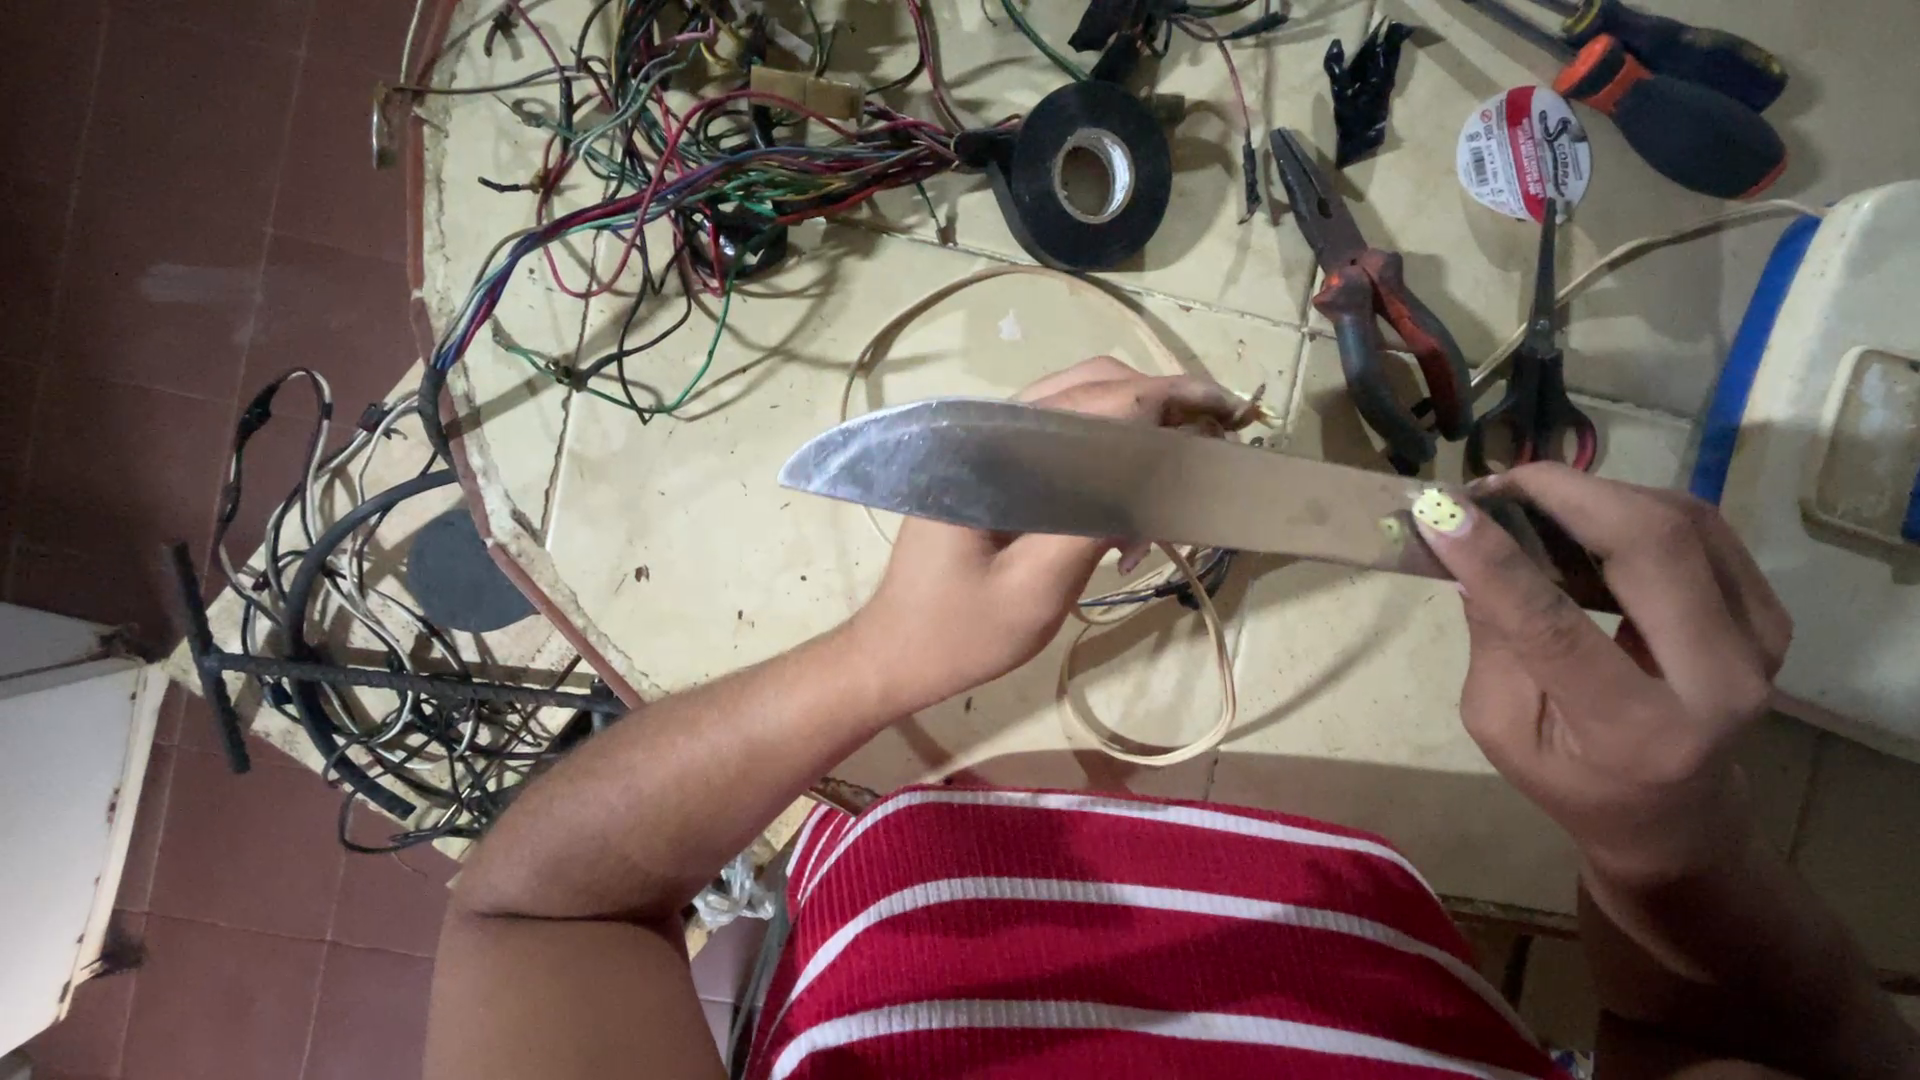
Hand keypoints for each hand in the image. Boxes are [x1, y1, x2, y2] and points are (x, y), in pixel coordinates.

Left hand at [849, 356, 1249, 713]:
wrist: (897, 652)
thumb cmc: (959, 633)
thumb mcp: (1034, 592)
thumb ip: (1090, 523)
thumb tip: (1157, 467)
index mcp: (988, 449)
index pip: (1094, 402)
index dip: (1167, 401)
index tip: (1227, 418)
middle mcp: (987, 429)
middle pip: (1090, 387)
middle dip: (1160, 401)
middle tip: (1218, 437)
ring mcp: (989, 446)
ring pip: (1080, 406)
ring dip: (1136, 424)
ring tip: (1183, 466)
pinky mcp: (995, 470)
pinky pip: (1062, 439)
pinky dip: (1106, 453)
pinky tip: (1130, 504)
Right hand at [1411, 464, 1792, 884]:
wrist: (1676, 816)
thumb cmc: (1569, 778)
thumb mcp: (1500, 725)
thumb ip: (1493, 640)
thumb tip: (1468, 549)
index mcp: (1636, 728)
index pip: (1554, 624)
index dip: (1492, 559)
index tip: (1439, 509)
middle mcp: (1720, 679)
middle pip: (1653, 545)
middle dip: (1563, 494)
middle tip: (1492, 485)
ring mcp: (1760, 640)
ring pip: (1682, 520)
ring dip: (1594, 494)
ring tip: (1525, 499)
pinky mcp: (1765, 612)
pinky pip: (1699, 528)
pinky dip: (1628, 507)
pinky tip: (1577, 518)